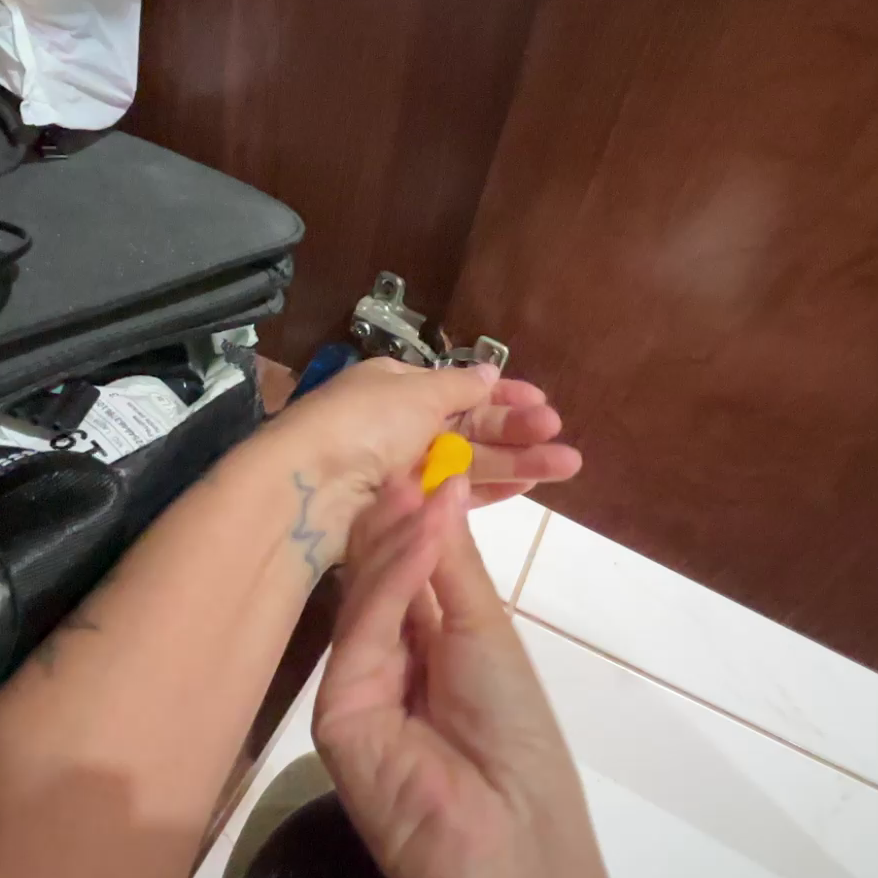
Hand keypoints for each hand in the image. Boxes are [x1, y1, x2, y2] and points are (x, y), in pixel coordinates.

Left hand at [267, 358, 581, 508]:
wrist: (310, 487)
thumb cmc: (364, 424)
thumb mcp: (416, 392)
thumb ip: (460, 385)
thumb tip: (489, 370)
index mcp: (397, 386)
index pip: (459, 388)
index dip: (502, 395)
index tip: (542, 402)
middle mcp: (401, 425)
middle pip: (470, 426)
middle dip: (517, 430)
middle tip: (561, 436)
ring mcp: (402, 468)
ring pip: (469, 462)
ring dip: (516, 461)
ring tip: (567, 464)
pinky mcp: (404, 507)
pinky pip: (454, 493)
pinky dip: (489, 489)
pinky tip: (527, 487)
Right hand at [312, 476, 628, 877]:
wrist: (509, 832)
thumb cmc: (515, 731)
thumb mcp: (486, 631)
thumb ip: (452, 565)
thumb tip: (444, 488)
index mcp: (423, 642)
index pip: (407, 568)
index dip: (416, 517)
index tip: (424, 462)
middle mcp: (384, 657)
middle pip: (379, 576)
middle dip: (398, 517)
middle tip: (408, 456)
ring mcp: (355, 680)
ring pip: (366, 595)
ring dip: (394, 535)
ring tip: (414, 478)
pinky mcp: (334, 705)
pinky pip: (363, 631)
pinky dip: (392, 577)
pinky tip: (418, 529)